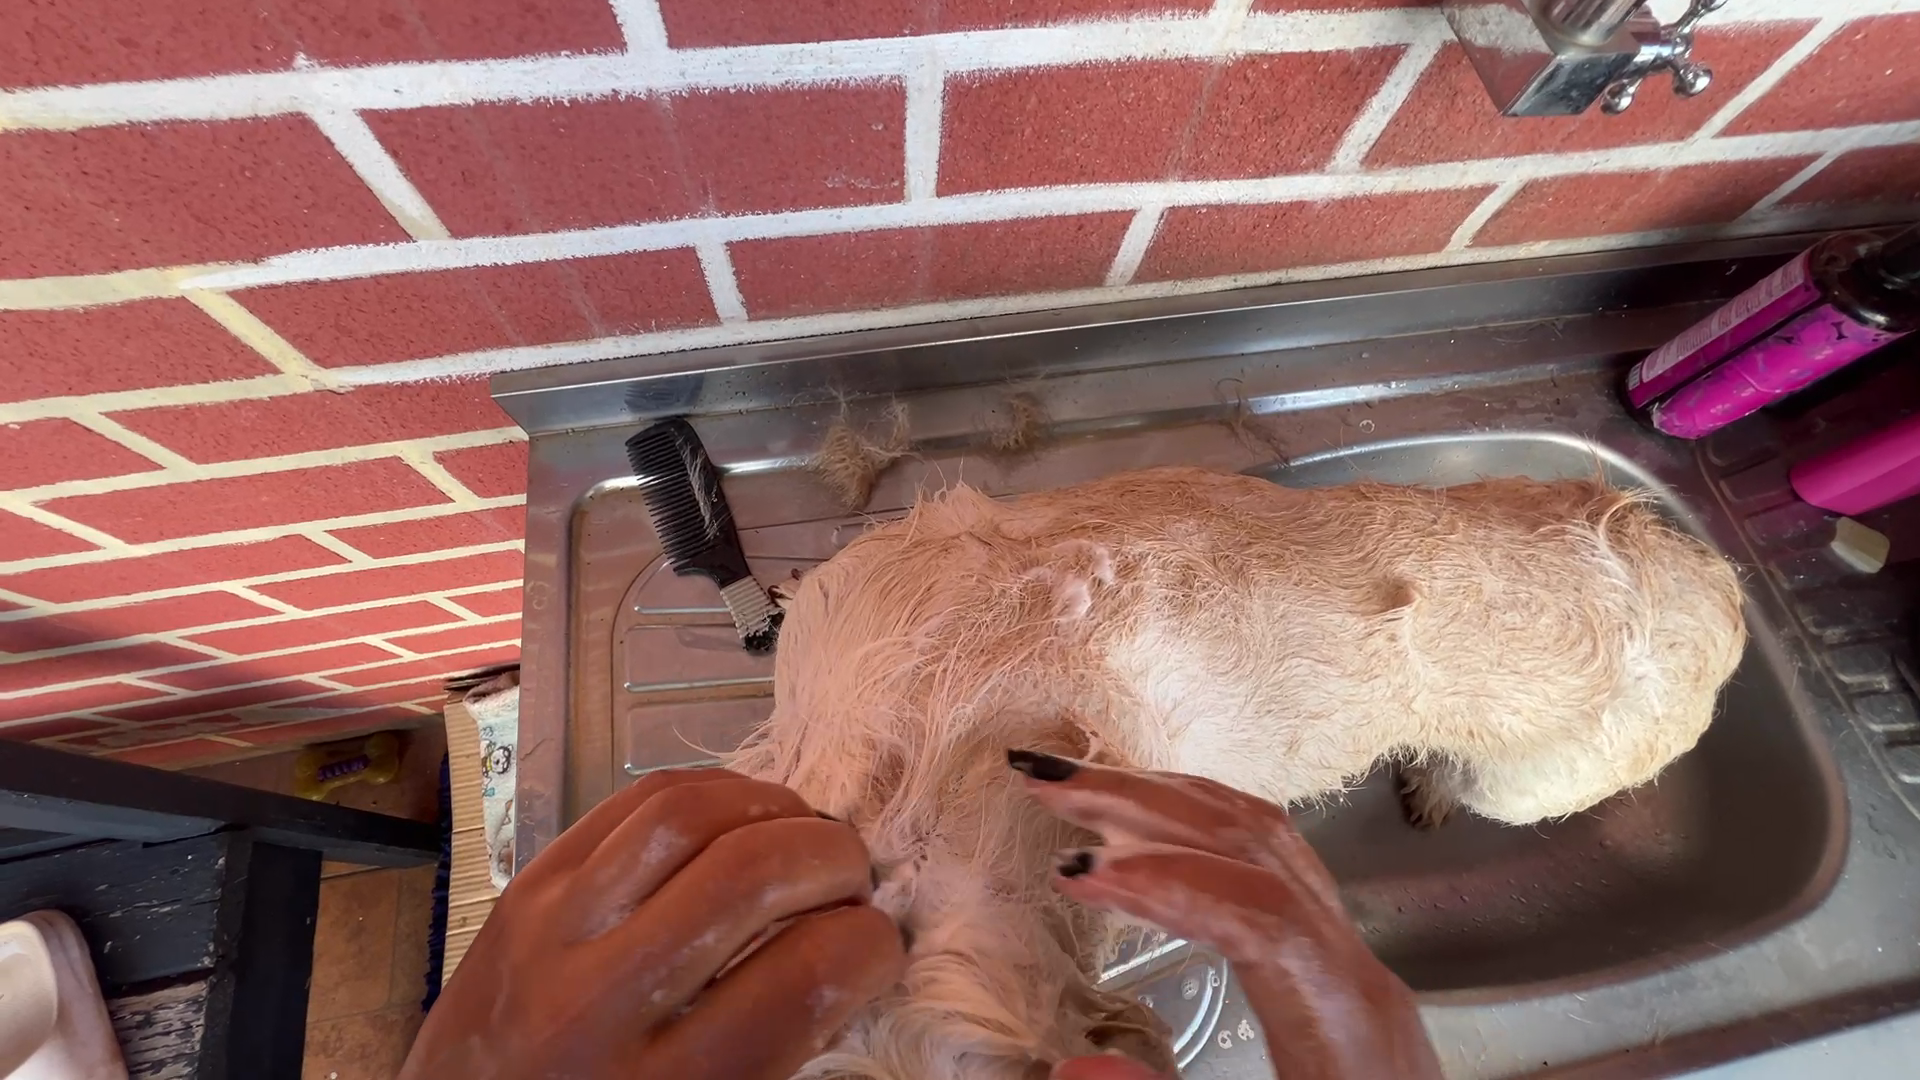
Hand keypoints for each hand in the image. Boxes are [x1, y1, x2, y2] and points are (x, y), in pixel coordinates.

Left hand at [400, 768, 905, 1079]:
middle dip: (834, 858)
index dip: (871, 947)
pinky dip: (714, 789)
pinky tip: (741, 813)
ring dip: (777, 808)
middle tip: (853, 874)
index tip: (881, 943)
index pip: (802, 982)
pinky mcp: (529, 883)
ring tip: (802, 832)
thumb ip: (786, 1046)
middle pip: (751, 876)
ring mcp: (551, 930)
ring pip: (692, 815)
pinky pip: (640, 799)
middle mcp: (597, 1008)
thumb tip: (861, 948)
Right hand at [1008, 751, 1442, 1079]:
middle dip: (1136, 802)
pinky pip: (1256, 845)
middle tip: (1046, 781)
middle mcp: (1346, 952)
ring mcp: (1337, 933)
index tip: (1072, 869)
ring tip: (1078, 784)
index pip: (1253, 910)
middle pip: (1243, 840)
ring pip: (1248, 827)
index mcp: (1339, 1009)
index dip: (1162, 879)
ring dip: (1157, 795)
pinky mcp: (1319, 932)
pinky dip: (1189, 815)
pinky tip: (1143, 816)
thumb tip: (1069, 1062)